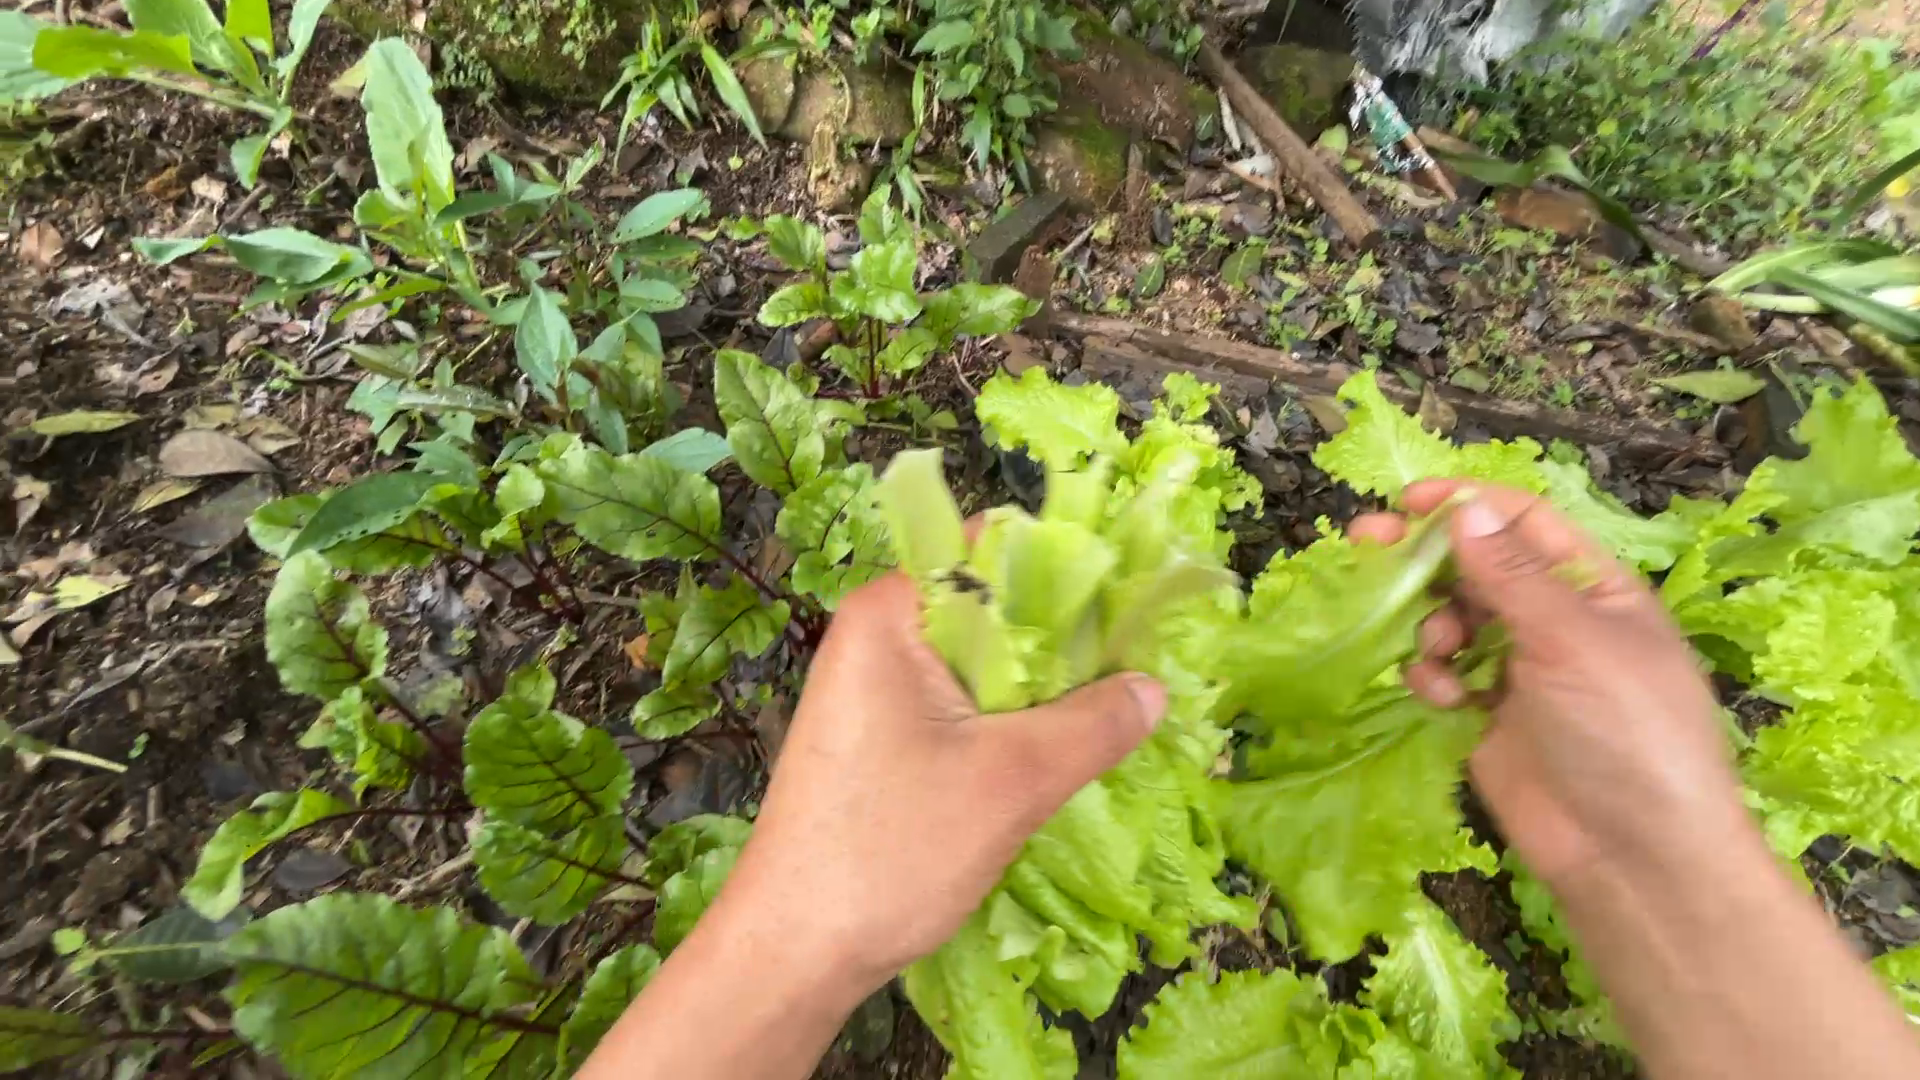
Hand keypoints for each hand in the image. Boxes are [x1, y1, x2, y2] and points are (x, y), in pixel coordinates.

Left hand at [717, 574, 1164, 989]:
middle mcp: (876, 633)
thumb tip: (1155, 687)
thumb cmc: (891, 849)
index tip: (1125, 597)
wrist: (793, 951)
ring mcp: (874, 684)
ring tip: (1104, 706)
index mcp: (890, 612)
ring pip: (979, 659)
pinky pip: (959, 699)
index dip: (1061, 565)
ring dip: (1038, 684)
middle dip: (1059, 635)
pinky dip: (1007, 714)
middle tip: (1129, 663)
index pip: (988, 549)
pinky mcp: (880, 729)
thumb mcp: (1011, 780)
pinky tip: (1051, 744)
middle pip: (988, 605)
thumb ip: (1093, 724)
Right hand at [1350, 480, 1749, 889]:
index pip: (1522, 521)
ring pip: (1446, 614)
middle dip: (1422, 556)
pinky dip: (1430, 676)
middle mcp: (1548, 618)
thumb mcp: (1572, 641)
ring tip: (1436, 653)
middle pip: (1472, 564)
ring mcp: (1512, 664)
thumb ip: (1512, 574)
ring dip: (1427, 625)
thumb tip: (1466, 507)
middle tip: (1363, 542)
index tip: (1405, 502)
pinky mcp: (1481, 706)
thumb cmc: (1623, 731)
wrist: (1627, 853)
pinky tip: (1444, 699)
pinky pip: (1437, 668)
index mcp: (1589, 589)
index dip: (1466, 504)